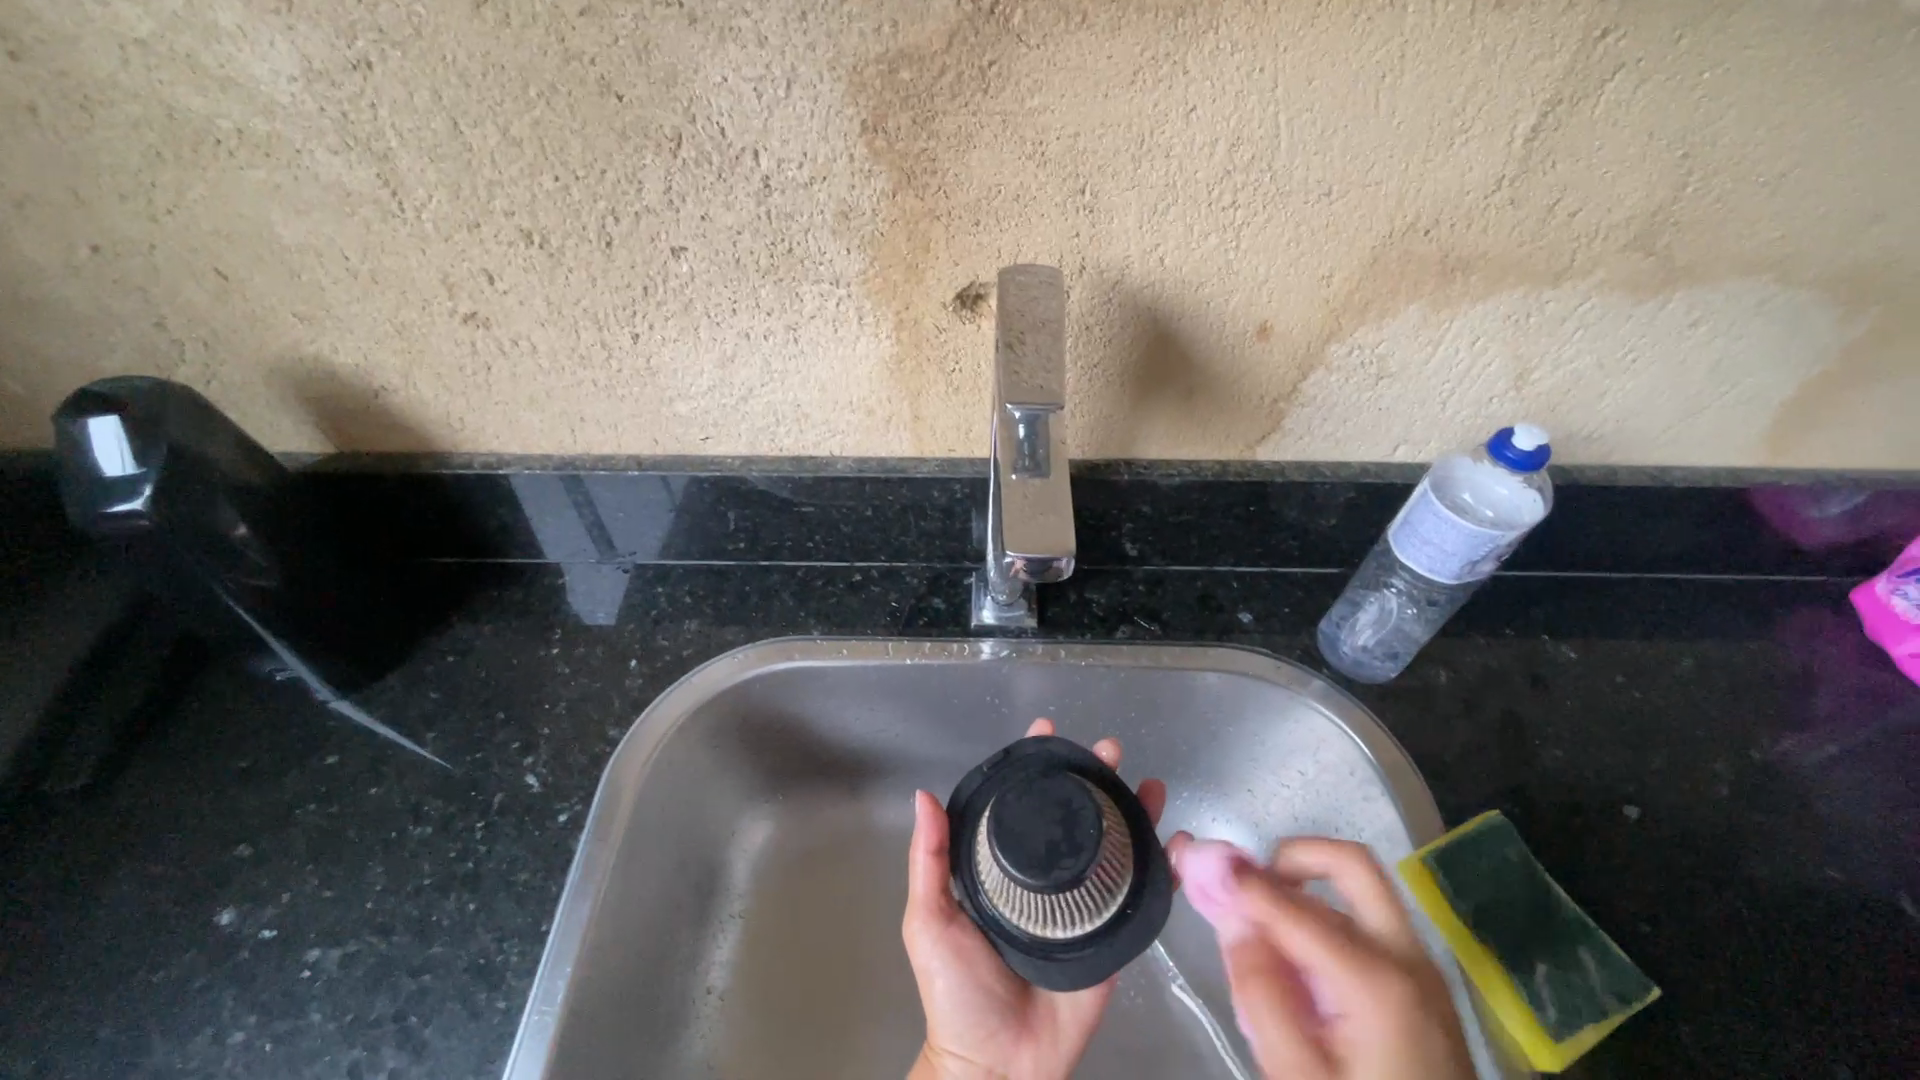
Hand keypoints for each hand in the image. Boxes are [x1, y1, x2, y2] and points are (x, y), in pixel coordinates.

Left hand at [903, 718, 1172, 1079]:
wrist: (1000, 1065)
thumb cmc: (956, 992)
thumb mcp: (930, 920)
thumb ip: (928, 861)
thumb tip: (923, 796)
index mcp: (1001, 870)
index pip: (1021, 805)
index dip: (1035, 767)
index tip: (1048, 732)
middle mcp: (1043, 878)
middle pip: (1073, 815)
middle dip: (1092, 777)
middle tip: (1108, 749)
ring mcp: (1081, 904)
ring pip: (1112, 844)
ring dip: (1131, 808)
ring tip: (1146, 780)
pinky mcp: (1111, 934)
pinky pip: (1139, 892)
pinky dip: (1162, 863)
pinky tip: (1175, 839)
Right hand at [1192, 838, 1474, 1079]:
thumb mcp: (1298, 1075)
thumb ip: (1260, 993)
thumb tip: (1232, 916)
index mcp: (1376, 979)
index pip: (1294, 904)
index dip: (1242, 879)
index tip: (1199, 858)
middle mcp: (1408, 956)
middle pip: (1351, 865)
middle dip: (1290, 858)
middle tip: (1247, 884)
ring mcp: (1423, 969)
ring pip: (1359, 893)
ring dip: (1305, 889)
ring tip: (1260, 926)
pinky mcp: (1424, 986)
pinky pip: (1370, 925)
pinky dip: (1325, 917)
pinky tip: (1295, 960)